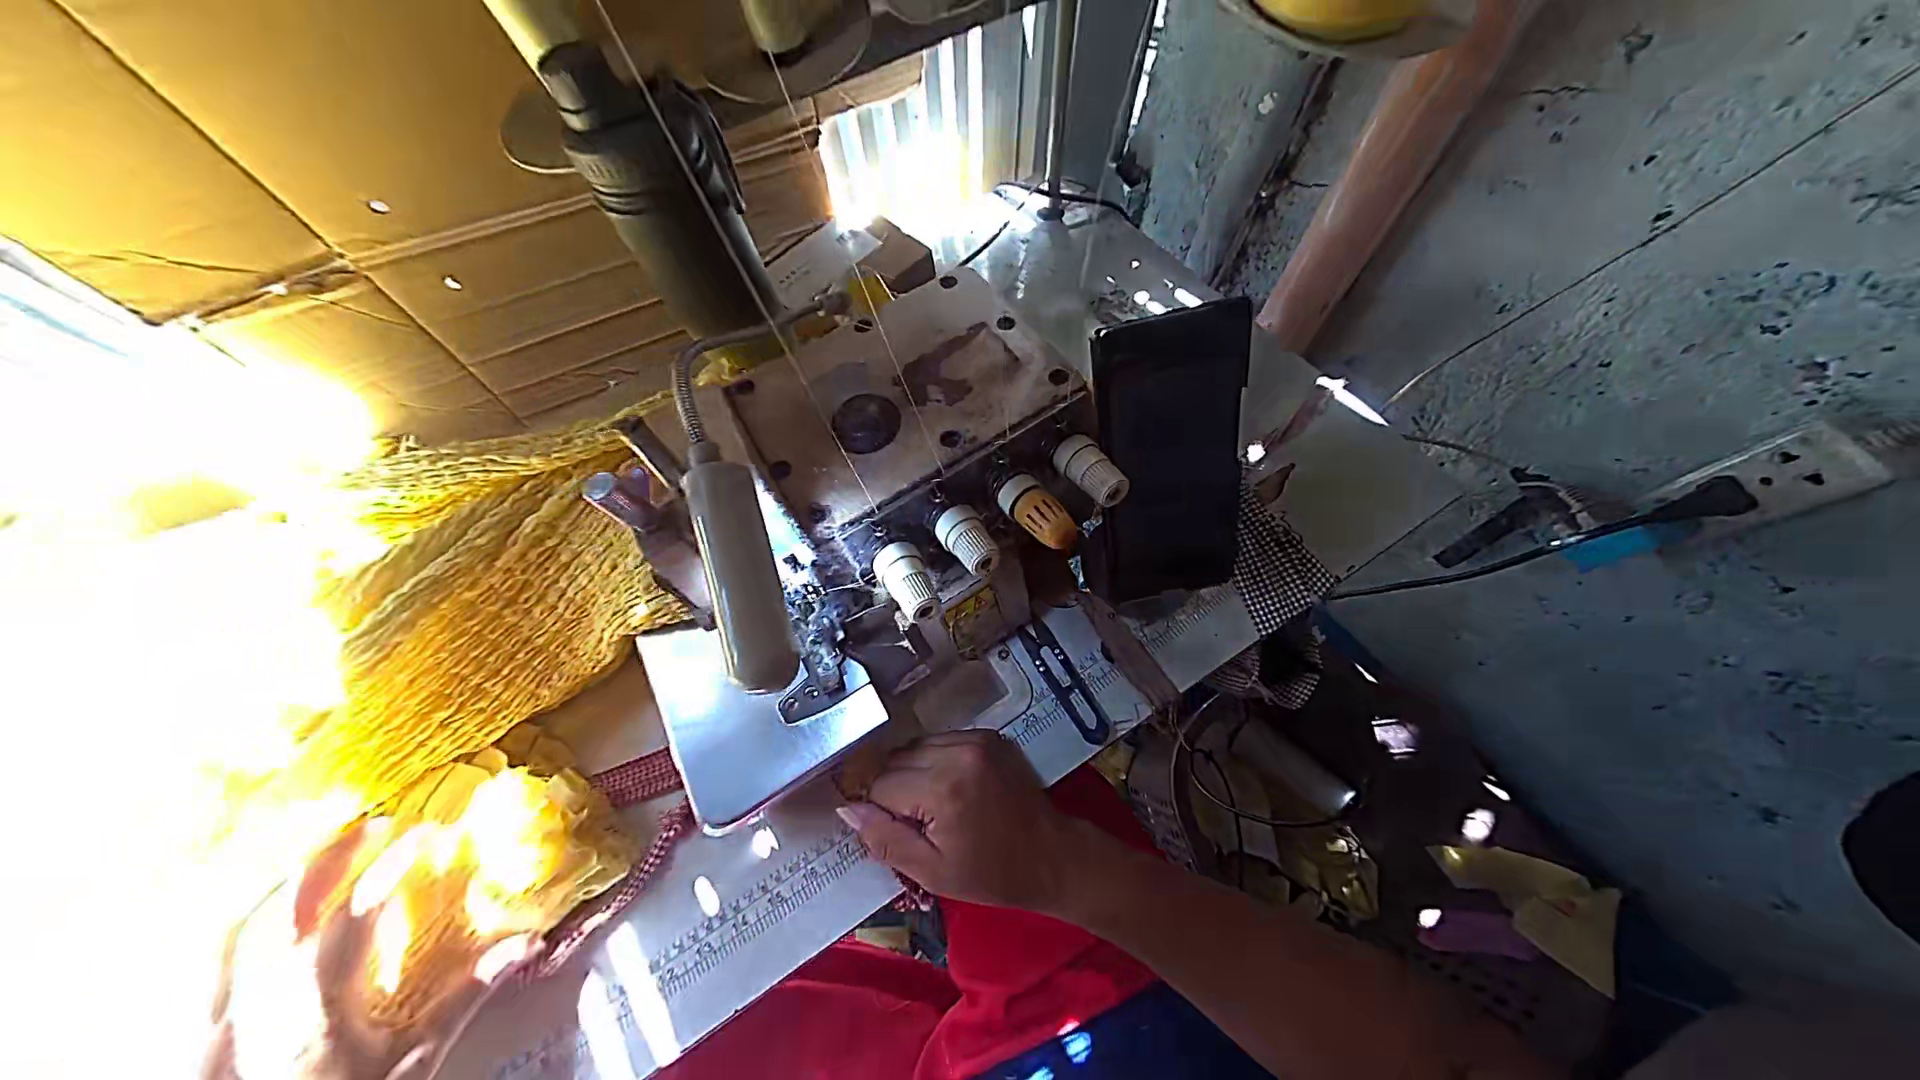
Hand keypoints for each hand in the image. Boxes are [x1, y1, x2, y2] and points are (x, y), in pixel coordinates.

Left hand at [202, 821, 534, 1079]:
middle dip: (334, 856)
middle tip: (376, 824)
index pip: (356, 911)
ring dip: (285, 882)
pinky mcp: (203, 1037)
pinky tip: (265, 915)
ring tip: (322, 855)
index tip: (427, 833)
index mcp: (317, 1001)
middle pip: (287, 907)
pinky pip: (214, 963)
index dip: (392, 864)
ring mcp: (222, 1019)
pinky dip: (243, 924)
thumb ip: (468, 997)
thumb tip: (532, 940)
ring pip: (239, 930)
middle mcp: (261, 1001)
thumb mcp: (417, 1061)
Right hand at [835, 730, 1108, 911]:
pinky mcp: (988, 735)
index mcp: (944, 789)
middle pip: (895, 760)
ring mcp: (976, 739)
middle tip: (923, 821)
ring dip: (915, 772)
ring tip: (940, 805)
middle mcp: (959, 753)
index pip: (881, 785)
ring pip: (915, 747)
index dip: (883, 812)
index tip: (903, 831)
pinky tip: (954, 787)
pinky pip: (941, 740)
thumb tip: (848, 808)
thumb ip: (884, 838)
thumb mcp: (932, 872)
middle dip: (897, 789)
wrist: (1052, 856)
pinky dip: (936, 760)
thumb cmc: (993, 873)